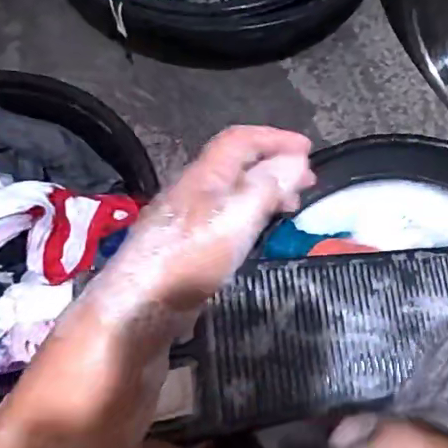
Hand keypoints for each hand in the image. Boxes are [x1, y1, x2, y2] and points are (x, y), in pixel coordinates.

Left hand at [88, 126, 313, 315]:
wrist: (140, 308)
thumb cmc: (189, 258)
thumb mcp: (236, 217)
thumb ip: (267, 187)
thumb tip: (295, 160)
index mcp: (204, 176)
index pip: (240, 141)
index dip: (274, 138)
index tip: (307, 149)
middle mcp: (192, 192)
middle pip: (236, 166)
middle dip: (274, 166)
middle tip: (305, 182)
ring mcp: (185, 222)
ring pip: (231, 195)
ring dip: (264, 193)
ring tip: (289, 208)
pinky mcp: (184, 250)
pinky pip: (225, 220)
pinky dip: (250, 218)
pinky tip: (256, 237)